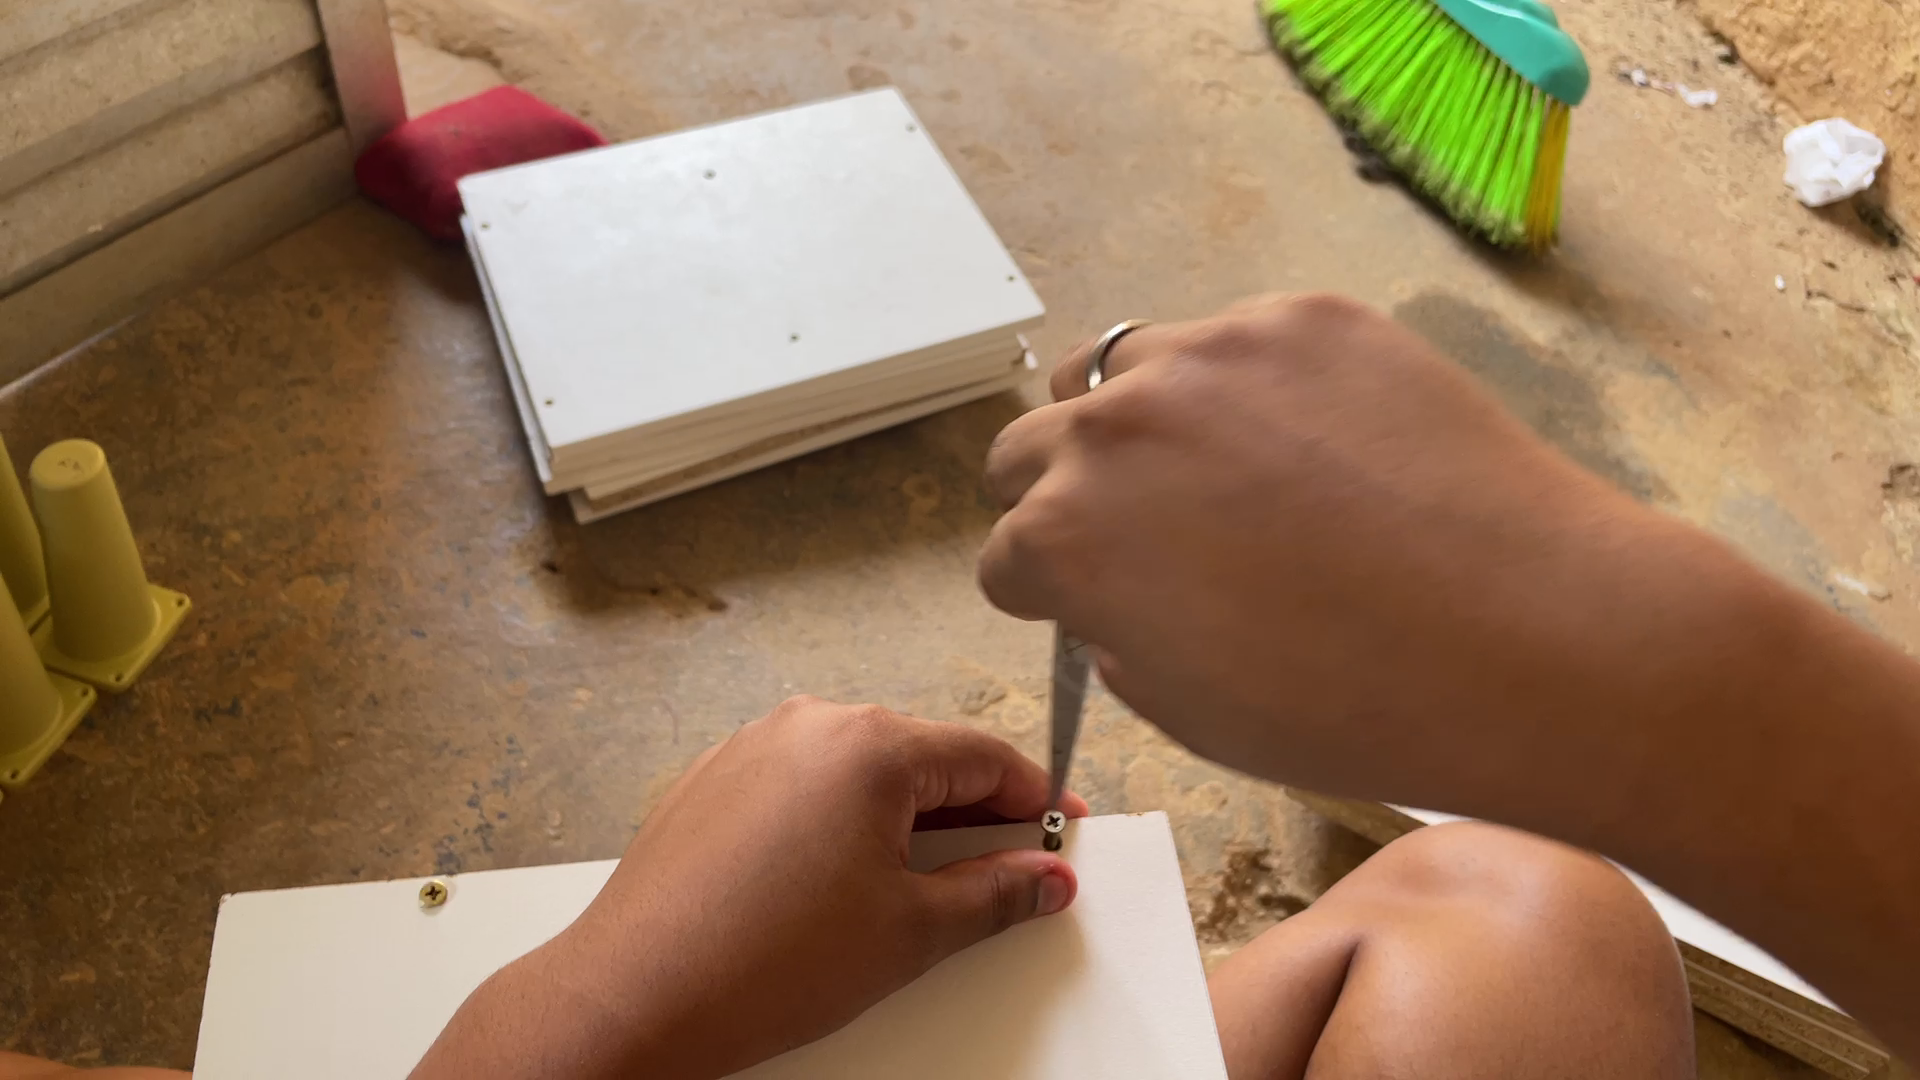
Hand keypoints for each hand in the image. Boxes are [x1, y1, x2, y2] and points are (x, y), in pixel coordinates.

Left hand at [411, 697, 1084, 1079]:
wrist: (630, 994)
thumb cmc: (772, 961)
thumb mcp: (909, 931)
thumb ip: (996, 893)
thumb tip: (1047, 877)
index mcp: (872, 744)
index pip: (982, 755)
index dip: (1032, 794)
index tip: (1061, 826)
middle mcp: (817, 720)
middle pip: (924, 755)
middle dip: (972, 806)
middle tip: (1002, 862)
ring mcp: (764, 738)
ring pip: (867, 763)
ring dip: (909, 809)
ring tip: (921, 874)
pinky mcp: (726, 766)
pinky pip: (813, 773)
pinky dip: (848, 808)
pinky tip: (842, 865)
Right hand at [978, 293, 1760, 816]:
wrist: (1537, 643)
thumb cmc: (1341, 707)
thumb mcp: (1179, 709)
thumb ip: (1109, 633)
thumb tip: (1108, 592)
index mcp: (1062, 539)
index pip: (1001, 559)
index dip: (1037, 592)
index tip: (1080, 600)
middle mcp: (1106, 433)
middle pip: (1017, 452)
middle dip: (1047, 497)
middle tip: (1123, 526)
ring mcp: (1200, 359)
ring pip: (1100, 373)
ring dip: (1117, 423)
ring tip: (1191, 457)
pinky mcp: (1293, 317)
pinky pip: (1217, 344)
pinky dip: (1227, 389)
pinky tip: (1296, 434)